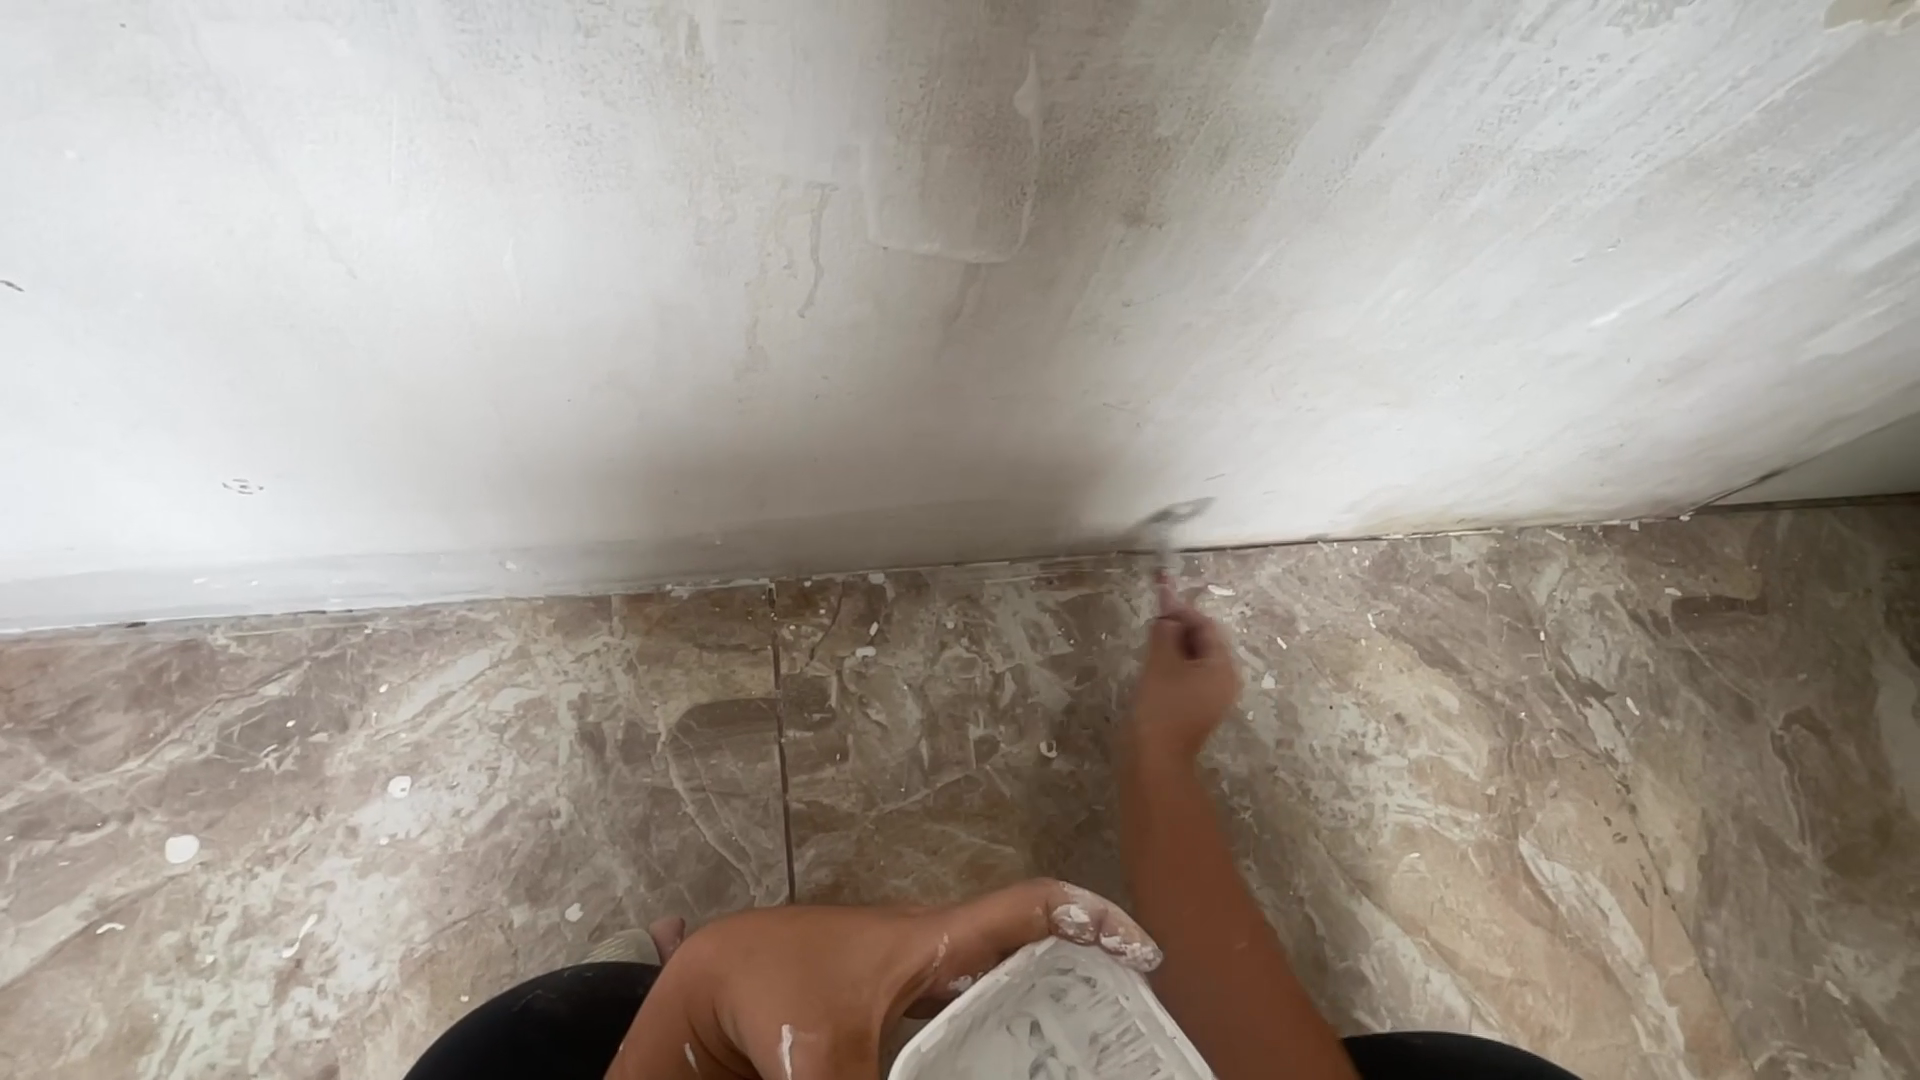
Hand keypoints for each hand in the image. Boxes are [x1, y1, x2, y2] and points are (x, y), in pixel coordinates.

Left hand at [606, 880, 1160, 1079]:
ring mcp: (917, 975)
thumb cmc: (775, 993)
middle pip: (1028, 944)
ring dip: (1041, 1003)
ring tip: (1081, 1043)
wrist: (713, 983)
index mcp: (934, 939)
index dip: (1090, 918)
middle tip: (1127, 1019)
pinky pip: (963, 1013)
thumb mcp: (823, 1058)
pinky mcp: (895, 1005)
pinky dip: (994, 1030)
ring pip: (998, 981)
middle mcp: (937, 948)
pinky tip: (1008, 1058)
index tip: (1142, 950)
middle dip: (1081, 967)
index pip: (1029, 910)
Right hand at [1126, 575, 1239, 763]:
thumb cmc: (1160, 706)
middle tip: (1154, 615)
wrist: (1154, 759)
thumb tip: (1167, 616)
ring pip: (1195, 660)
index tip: (1160, 595)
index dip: (1183, 609)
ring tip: (1150, 636)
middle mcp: (1224, 681)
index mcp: (1222, 667)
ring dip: (1174, 644)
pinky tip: (1153, 661)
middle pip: (1204, 642)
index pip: (1207, 627)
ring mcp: (1211, 697)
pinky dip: (1172, 663)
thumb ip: (1165, 632)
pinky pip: (1188, 676)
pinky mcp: (1195, 709)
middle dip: (1179, 626)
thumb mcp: (1160, 662)